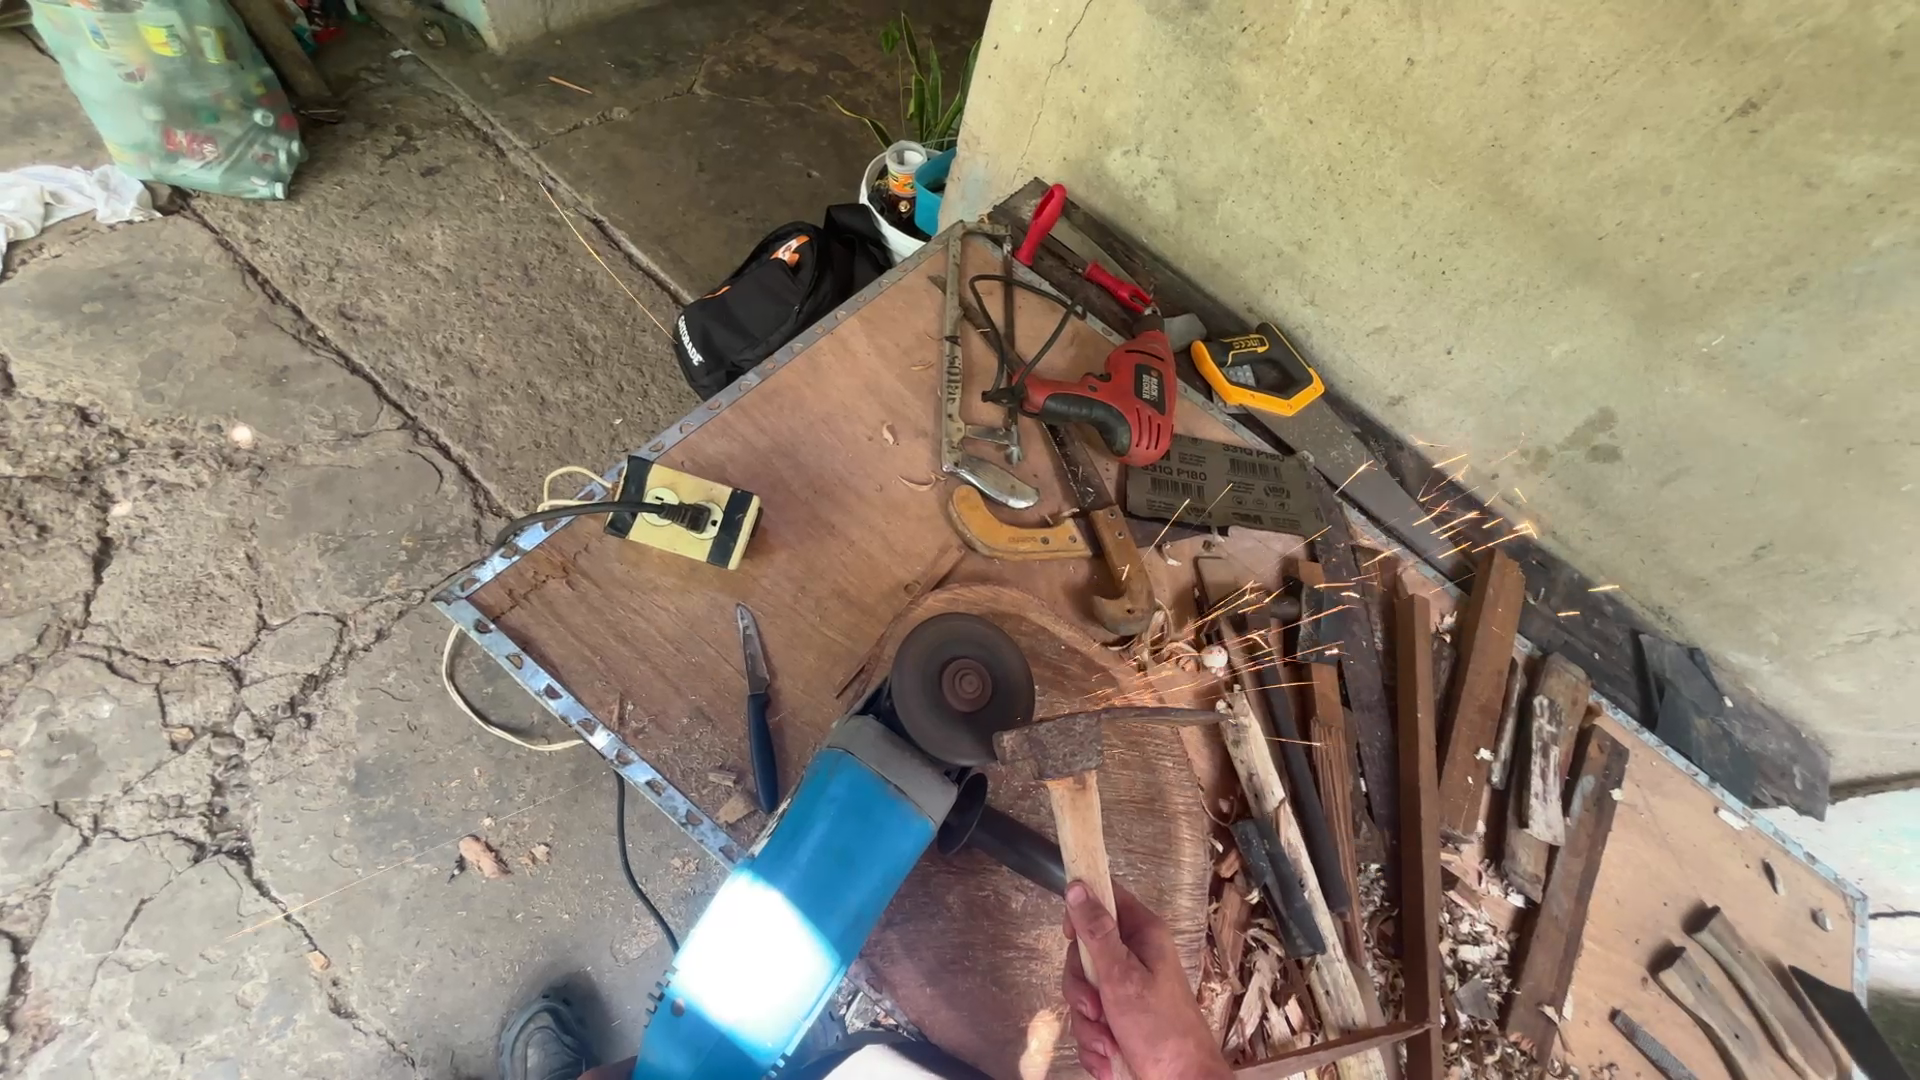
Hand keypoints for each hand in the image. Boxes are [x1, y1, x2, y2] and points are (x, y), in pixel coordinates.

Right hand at [1060, 880, 1230, 1079]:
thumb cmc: (1160, 1029)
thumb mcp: (1122, 976)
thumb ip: (1096, 931)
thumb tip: (1077, 886)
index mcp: (1142, 933)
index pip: (1105, 896)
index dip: (1081, 908)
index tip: (1070, 935)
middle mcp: (1134, 955)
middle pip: (1085, 949)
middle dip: (1082, 986)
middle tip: (1094, 1007)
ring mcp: (1127, 987)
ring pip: (1084, 988)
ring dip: (1087, 1021)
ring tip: (1106, 1043)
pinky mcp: (1120, 1017)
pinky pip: (1090, 1018)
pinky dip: (1094, 1040)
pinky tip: (1108, 1057)